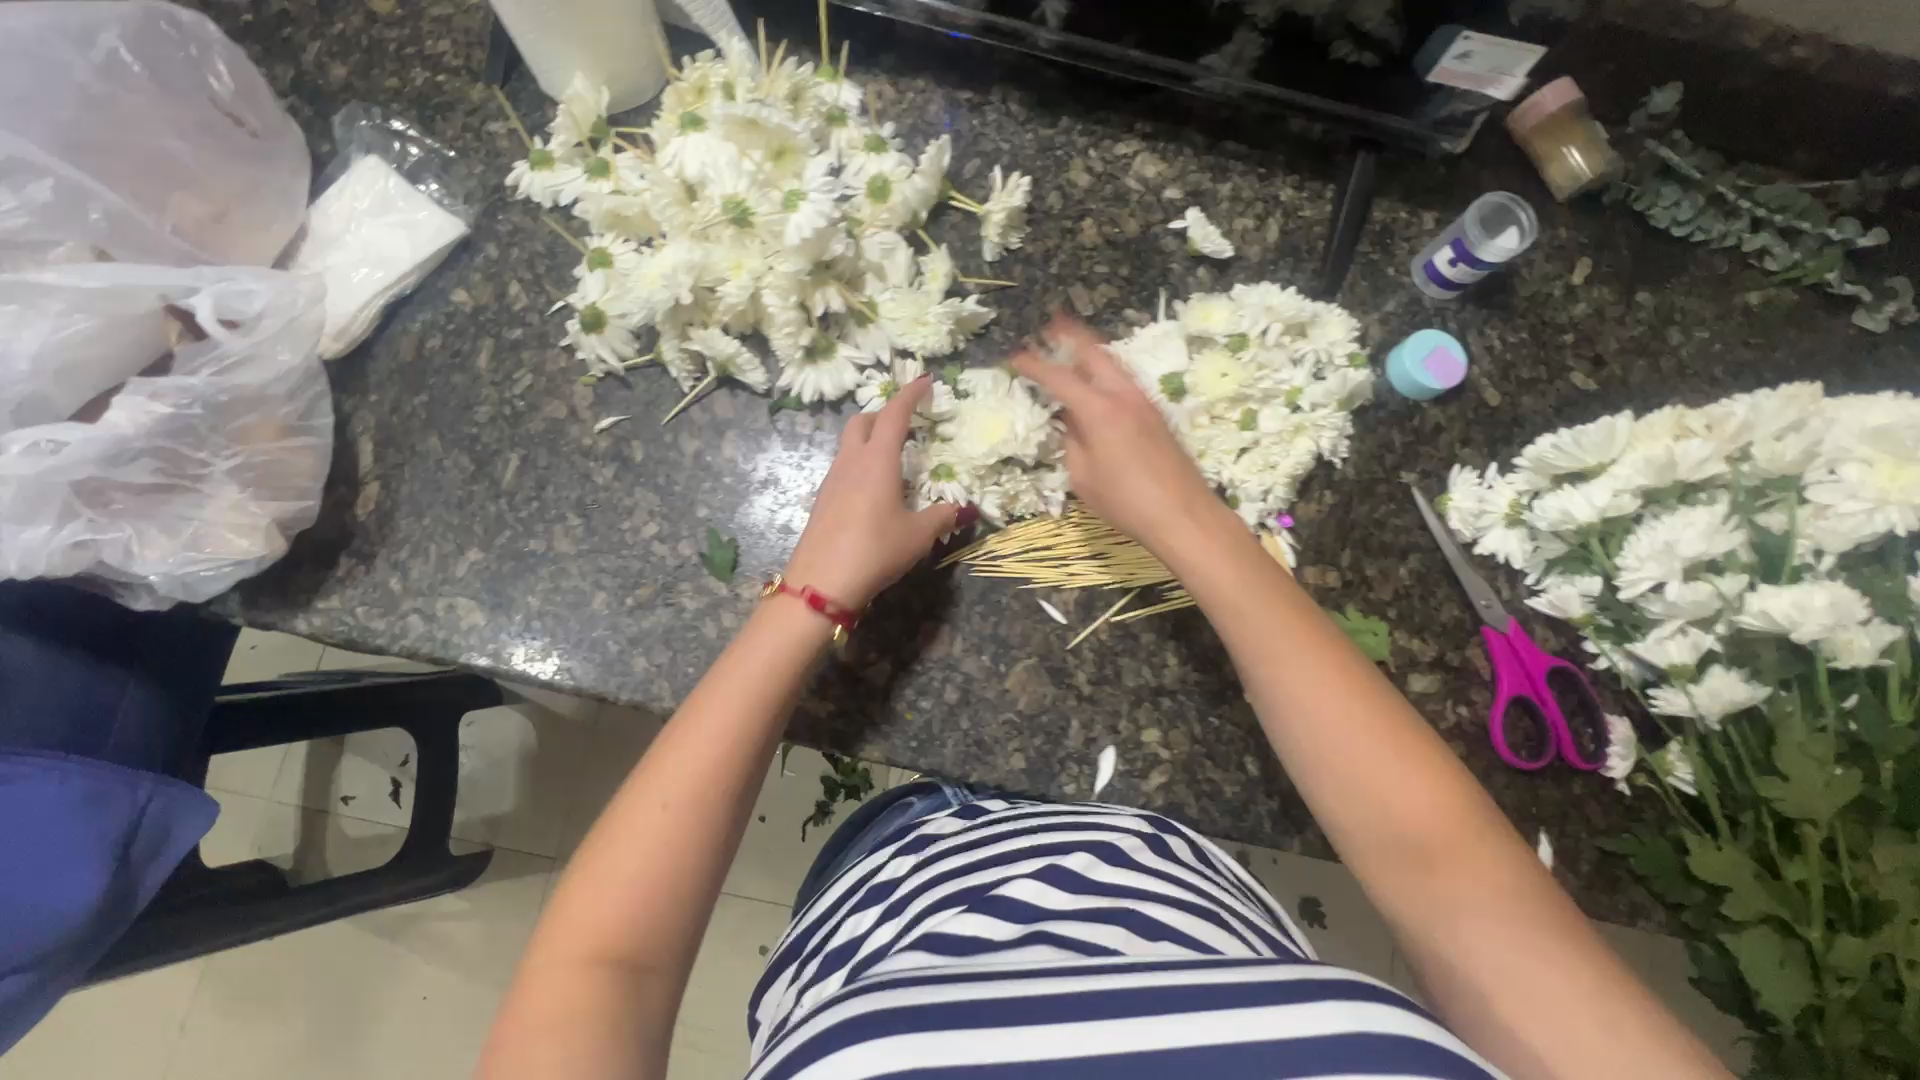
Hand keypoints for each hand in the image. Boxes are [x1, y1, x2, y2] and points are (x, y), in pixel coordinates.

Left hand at [783, 377, 963, 609]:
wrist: (822, 583)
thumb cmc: (876, 550)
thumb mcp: (918, 536)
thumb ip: (941, 517)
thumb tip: (963, 509)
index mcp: (877, 460)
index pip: (894, 414)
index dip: (910, 394)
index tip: (924, 381)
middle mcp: (851, 462)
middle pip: (862, 421)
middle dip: (883, 414)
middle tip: (904, 422)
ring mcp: (831, 481)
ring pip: (848, 445)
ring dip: (869, 440)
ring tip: (891, 458)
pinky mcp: (822, 501)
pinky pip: (842, 469)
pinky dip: (859, 465)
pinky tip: (872, 490)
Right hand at [1011, 314, 1231, 560]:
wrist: (1183, 514)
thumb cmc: (1126, 502)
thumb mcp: (1083, 477)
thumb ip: (1071, 441)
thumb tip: (1069, 420)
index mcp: (1099, 410)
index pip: (1058, 377)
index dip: (1034, 365)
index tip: (1015, 356)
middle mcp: (1123, 395)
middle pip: (1093, 351)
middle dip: (1069, 335)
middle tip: (1049, 325)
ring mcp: (1144, 401)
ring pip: (1113, 362)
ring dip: (1090, 350)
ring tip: (1071, 345)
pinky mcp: (1156, 413)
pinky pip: (1125, 379)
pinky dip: (1106, 370)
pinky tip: (1097, 380)